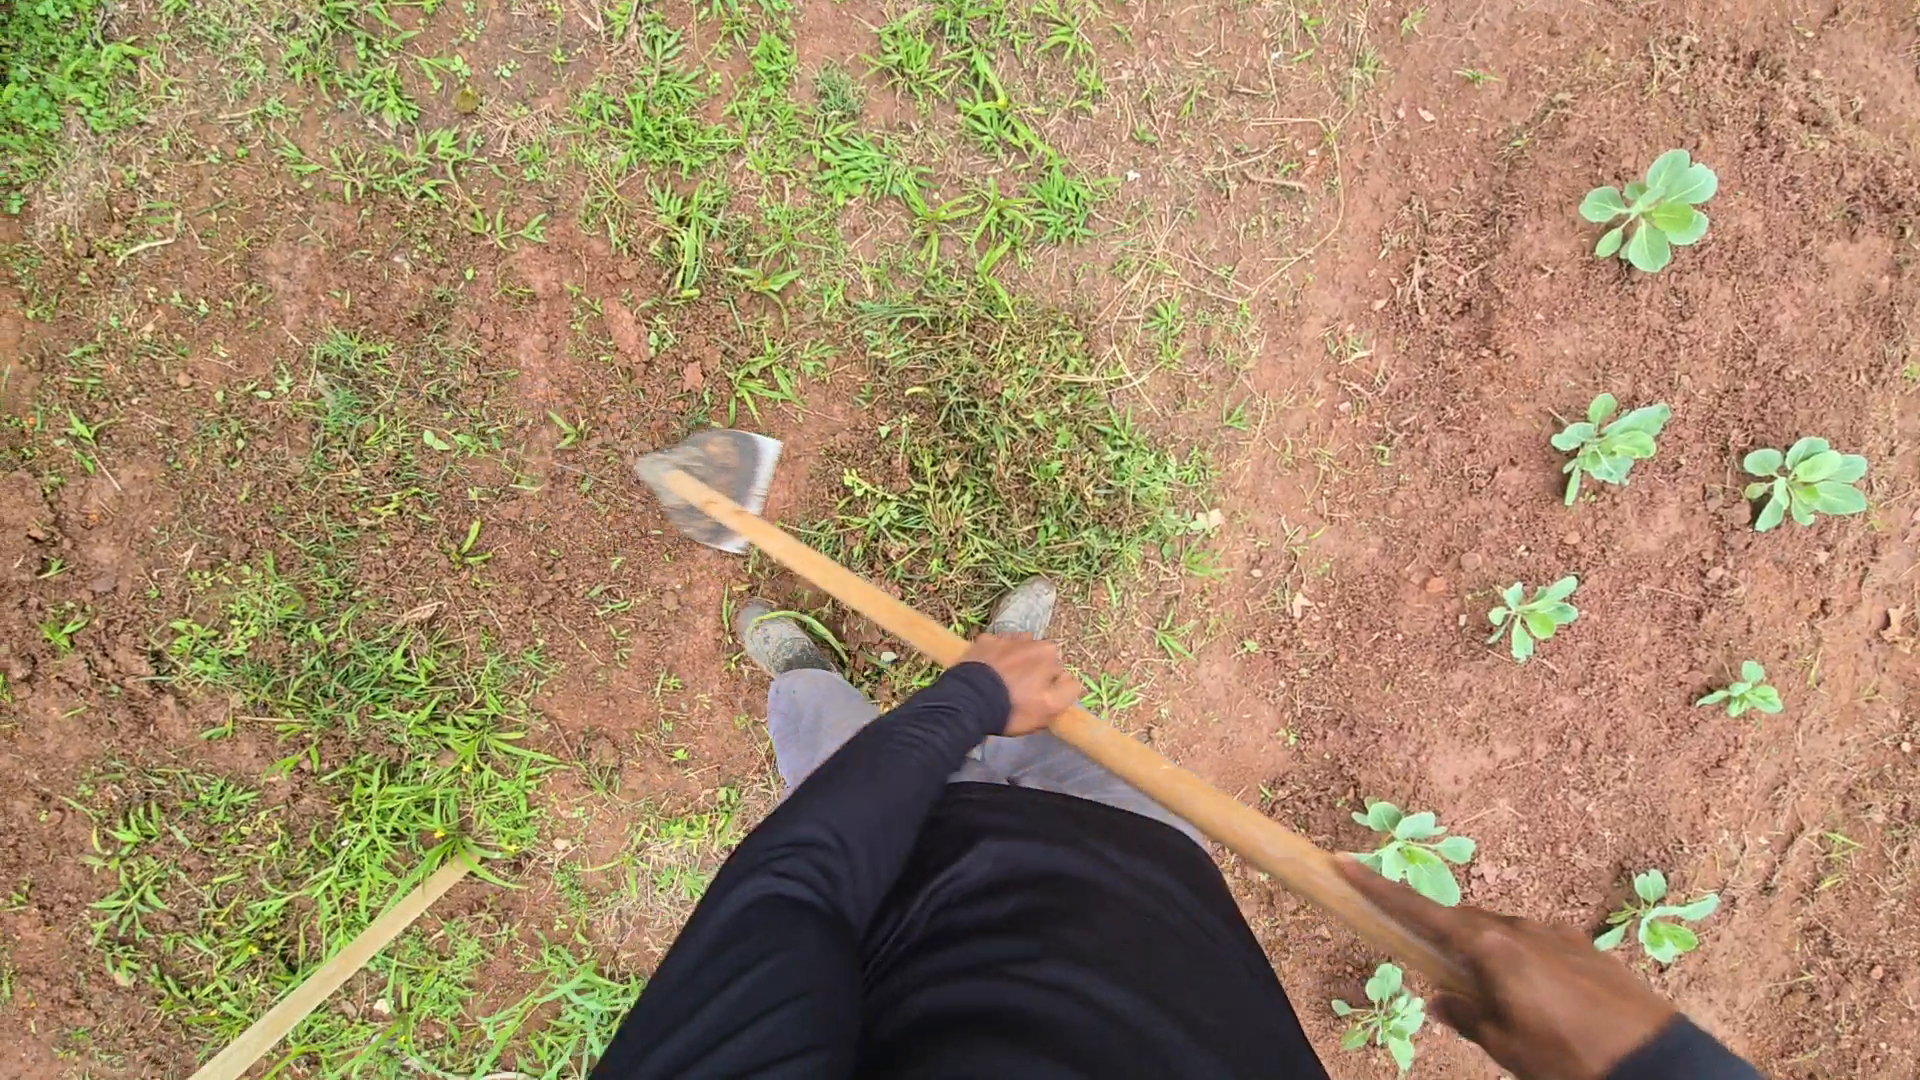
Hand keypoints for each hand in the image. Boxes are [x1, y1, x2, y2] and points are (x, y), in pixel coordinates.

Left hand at [956, 633, 1081, 735]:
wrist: (970, 701)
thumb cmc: (1014, 707)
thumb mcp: (1050, 709)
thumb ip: (1068, 690)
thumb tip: (1069, 677)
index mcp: (1048, 653)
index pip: (1056, 669)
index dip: (1048, 685)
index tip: (1036, 697)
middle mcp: (1029, 639)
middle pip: (1037, 655)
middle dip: (1032, 669)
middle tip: (1019, 690)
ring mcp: (1004, 638)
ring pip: (1017, 648)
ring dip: (1013, 660)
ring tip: (1003, 680)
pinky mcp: (983, 641)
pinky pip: (994, 646)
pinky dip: (993, 656)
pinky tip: (987, 671)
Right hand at [1340, 858, 1675, 1079]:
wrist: (1668, 1071)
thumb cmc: (1572, 1061)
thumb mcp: (1509, 1051)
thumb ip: (1467, 1017)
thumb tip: (1440, 998)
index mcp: (1488, 948)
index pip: (1417, 911)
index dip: (1375, 886)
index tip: (1342, 859)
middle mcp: (1516, 927)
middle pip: (1462, 924)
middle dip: (1447, 942)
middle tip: (1449, 978)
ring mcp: (1555, 933)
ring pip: (1502, 935)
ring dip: (1492, 957)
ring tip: (1511, 1003)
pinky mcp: (1587, 947)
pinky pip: (1539, 945)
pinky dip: (1528, 963)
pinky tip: (1549, 1000)